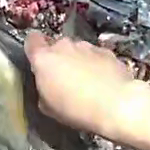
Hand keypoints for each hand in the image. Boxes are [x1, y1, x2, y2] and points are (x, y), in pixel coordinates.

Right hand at [24, 32, 149, 143]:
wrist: (117, 105)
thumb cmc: (76, 109)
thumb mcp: (48, 107)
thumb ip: (43, 89)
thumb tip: (47, 85)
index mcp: (44, 59)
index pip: (32, 40)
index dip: (34, 48)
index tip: (37, 60)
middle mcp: (64, 46)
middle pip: (56, 46)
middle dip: (58, 58)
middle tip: (63, 79)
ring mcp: (87, 46)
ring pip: (77, 50)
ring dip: (78, 61)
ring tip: (86, 82)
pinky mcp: (107, 52)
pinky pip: (95, 55)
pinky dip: (96, 64)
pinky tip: (102, 81)